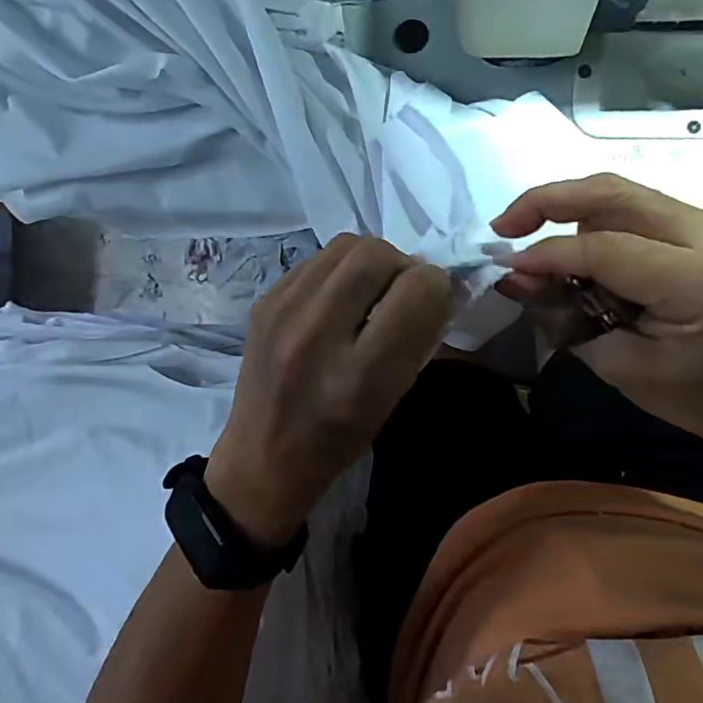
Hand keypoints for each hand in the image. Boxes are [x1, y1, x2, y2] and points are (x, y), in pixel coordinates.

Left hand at [206, 235, 455, 546]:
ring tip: (371, 291)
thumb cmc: (341, 438)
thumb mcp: (394, 397)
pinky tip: (338, 299)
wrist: (265, 457)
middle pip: (377, 255)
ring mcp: (282, 312)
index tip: (436, 300)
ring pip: (347, 245)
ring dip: (372, 261)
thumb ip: (420, 337)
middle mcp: (316, 335)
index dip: (437, 287)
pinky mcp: (264, 300)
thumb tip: (438, 282)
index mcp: (359, 375)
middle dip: (404, 266)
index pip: (416, 291)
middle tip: (403, 293)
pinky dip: (341, 270)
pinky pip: (319, 258)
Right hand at [492, 173, 702, 445]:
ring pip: (622, 194)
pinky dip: (595, 220)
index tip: (504, 264)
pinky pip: (636, 206)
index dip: (549, 253)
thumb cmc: (689, 396)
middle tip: (504, 224)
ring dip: (570, 212)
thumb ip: (565, 313)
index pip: (609, 248)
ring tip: (540, 249)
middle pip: (615, 194)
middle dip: (550, 201)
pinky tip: (576, 248)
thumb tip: (513, 274)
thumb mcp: (617, 363)